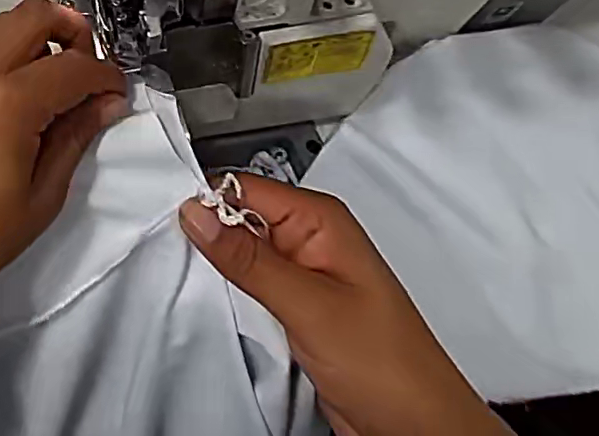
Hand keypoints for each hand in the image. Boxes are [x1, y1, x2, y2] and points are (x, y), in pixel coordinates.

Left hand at [0, 0, 126, 386]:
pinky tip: (25, 87)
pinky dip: (14, 45)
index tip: (117, 92)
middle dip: (74, 31)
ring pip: (9, 19)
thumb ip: (78, 134)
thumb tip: (107, 102)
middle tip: (88, 71)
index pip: (74, 66)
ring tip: (59, 78)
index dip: (105, 76)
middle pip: (38, 15)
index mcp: (8, 102)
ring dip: (42, 34)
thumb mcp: (44, 193)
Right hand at [179, 175, 503, 435]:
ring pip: (240, 250)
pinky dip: (231, 291)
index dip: (207, 200)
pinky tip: (222, 303)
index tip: (177, 222)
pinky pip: (249, 282)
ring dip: (220, 265)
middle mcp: (308, 236)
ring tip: (205, 284)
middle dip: (210, 233)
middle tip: (183, 255)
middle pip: (238, 215)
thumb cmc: (392, 369)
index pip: (243, 186)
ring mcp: (300, 271)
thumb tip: (198, 213)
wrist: (420, 434)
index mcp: (317, 217)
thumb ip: (248, 258)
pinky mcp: (293, 302)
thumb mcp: (309, 305)